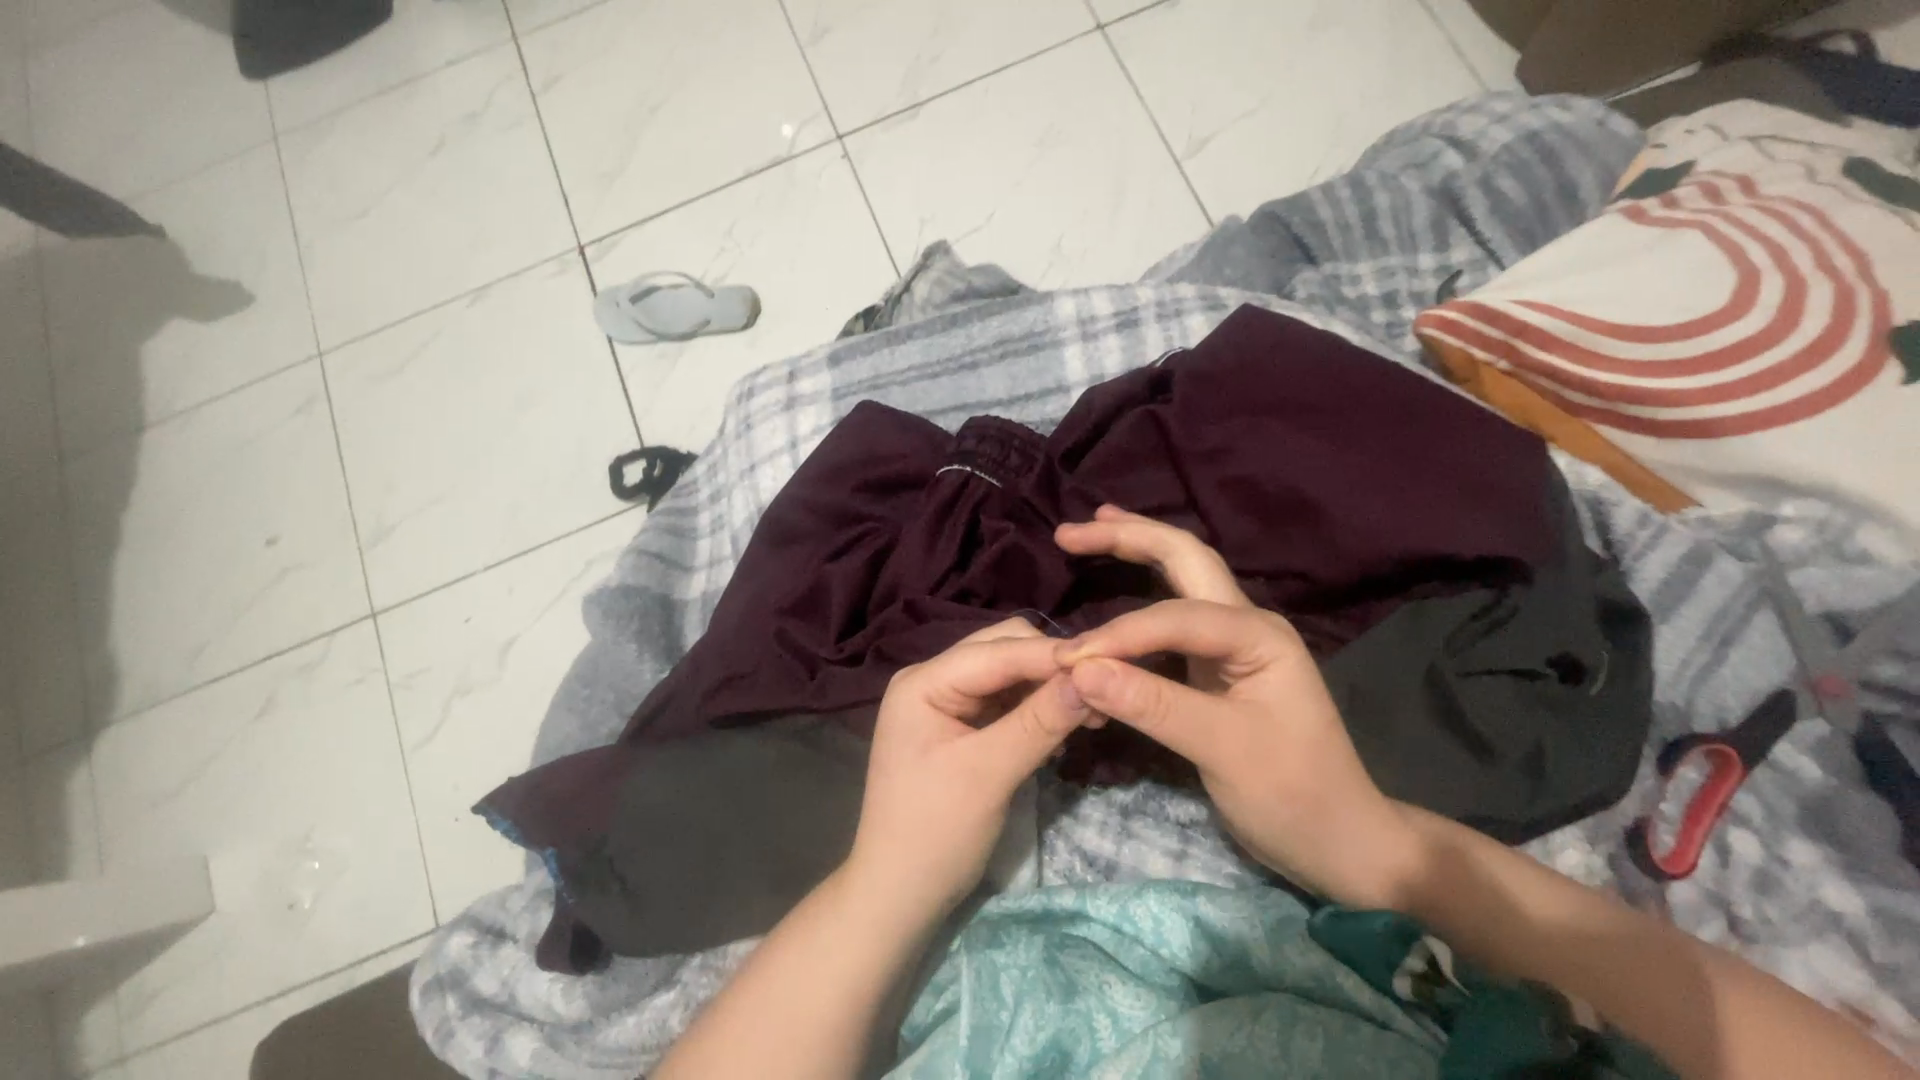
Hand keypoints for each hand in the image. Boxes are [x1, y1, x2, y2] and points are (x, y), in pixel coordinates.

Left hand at [846, 618, 1091, 914]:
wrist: (899, 894)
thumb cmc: (934, 834)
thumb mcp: (989, 774)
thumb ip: (1039, 722)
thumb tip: (1093, 679)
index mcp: (924, 682)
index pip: (998, 650)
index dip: (1053, 654)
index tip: (1111, 662)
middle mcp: (933, 680)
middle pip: (1004, 650)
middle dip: (1052, 666)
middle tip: (1103, 691)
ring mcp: (947, 703)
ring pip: (1010, 673)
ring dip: (1049, 686)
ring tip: (1093, 711)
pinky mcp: (962, 726)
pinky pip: (1008, 701)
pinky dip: (1038, 707)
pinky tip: (1066, 725)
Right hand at [1053, 506, 1424, 909]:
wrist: (1340, 841)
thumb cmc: (1294, 795)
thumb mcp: (1224, 750)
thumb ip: (1153, 704)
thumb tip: (1078, 670)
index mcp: (1259, 635)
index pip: (1174, 616)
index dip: (1117, 634)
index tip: (1065, 662)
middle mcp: (1247, 626)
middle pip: (1185, 560)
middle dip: (1129, 538)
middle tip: (1068, 532)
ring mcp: (1233, 647)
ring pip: (1179, 582)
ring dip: (1135, 555)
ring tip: (1087, 536)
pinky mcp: (1218, 671)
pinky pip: (1170, 626)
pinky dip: (1134, 606)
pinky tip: (1110, 599)